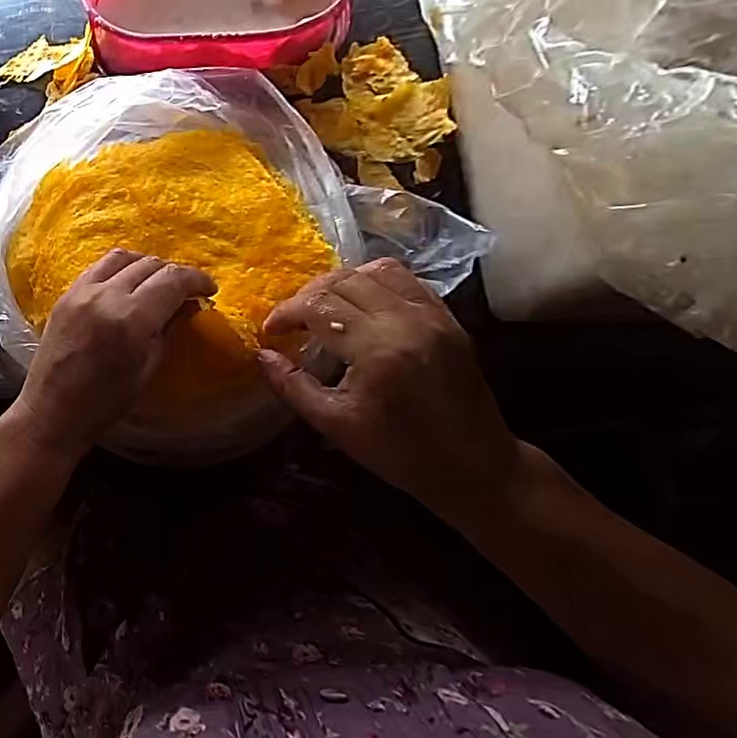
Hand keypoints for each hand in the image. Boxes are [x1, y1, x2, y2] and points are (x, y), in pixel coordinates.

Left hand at [12, 250, 215, 453]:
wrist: (51, 411)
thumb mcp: (147, 369)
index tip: (208, 289)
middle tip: (185, 291)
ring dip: (145, 265)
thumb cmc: (104, 402)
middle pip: (149, 264)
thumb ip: (168, 330)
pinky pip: (97, 268)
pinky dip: (118, 269)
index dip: (196, 280)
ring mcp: (80, 292)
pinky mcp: (64, 296)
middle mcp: (104, 296)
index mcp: (130, 318)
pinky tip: (126, 284)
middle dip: (174, 273)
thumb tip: (188, 305)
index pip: (172, 279)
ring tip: (156, 283)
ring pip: (121, 258)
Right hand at [257, 257, 521, 507]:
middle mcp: (407, 321)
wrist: (474, 466)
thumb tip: (262, 354)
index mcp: (377, 349)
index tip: (270, 333)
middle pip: (342, 281)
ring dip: (339, 284)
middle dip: (306, 297)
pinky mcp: (448, 319)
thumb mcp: (332, 423)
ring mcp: (433, 316)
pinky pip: (406, 280)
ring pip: (375, 271)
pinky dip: (373, 283)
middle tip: (292, 322)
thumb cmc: (397, 451)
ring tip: (324, 309)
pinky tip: (359, 307)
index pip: (318, 306)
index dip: (285, 313)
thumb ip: (292, 384)